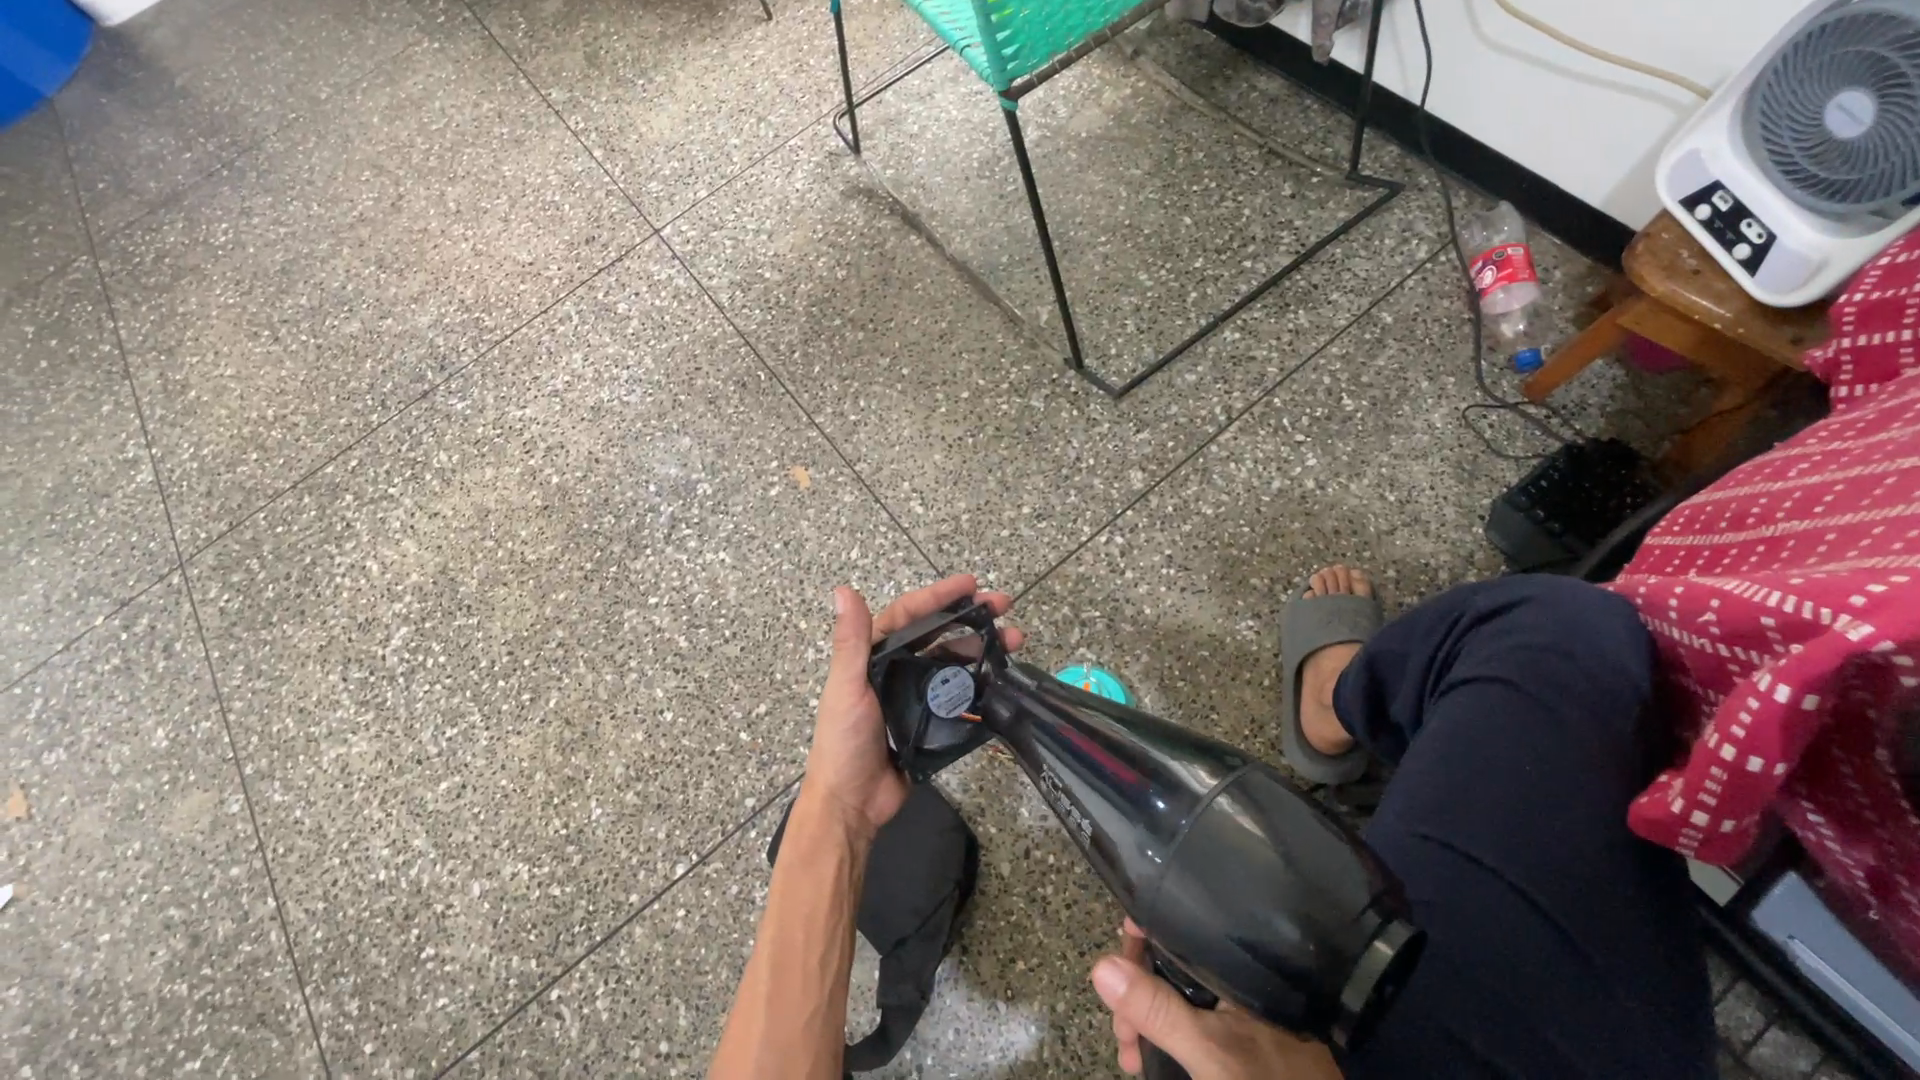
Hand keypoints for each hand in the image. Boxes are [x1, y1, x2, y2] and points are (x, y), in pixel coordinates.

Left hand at [800, 574, 1023, 841]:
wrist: (852, 804)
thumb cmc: (844, 741)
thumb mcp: (847, 687)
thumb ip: (850, 640)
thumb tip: (842, 589)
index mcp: (872, 657)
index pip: (909, 615)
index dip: (938, 596)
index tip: (971, 584)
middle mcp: (895, 670)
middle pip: (938, 635)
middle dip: (971, 618)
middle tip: (1005, 607)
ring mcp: (916, 696)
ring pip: (954, 664)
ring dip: (982, 649)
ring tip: (1014, 642)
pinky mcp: (931, 723)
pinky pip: (959, 698)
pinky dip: (980, 686)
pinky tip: (1002, 680)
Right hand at [1094, 921, 1342, 1079]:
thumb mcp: (1206, 1049)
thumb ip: (1157, 1009)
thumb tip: (1101, 966)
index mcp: (1233, 966)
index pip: (1178, 928)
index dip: (1141, 938)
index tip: (1113, 960)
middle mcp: (1233, 979)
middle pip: (1167, 964)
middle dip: (1133, 993)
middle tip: (1122, 1035)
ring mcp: (1233, 1009)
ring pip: (1172, 995)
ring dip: (1140, 1020)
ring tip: (1130, 1056)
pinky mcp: (1235, 1036)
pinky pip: (1185, 1021)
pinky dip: (1161, 1036)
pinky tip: (1145, 1058)